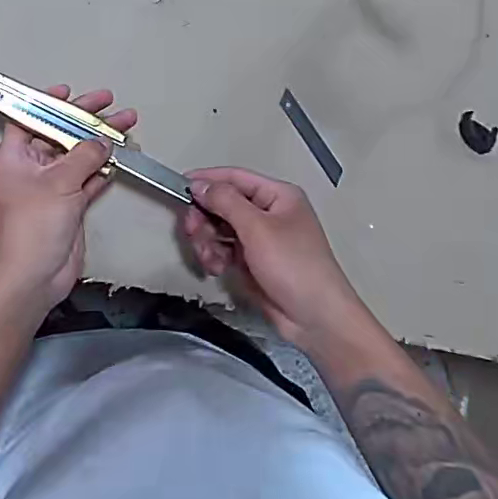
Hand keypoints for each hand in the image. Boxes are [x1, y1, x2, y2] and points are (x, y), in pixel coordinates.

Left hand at [0, 86, 135, 316]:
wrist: (33, 277)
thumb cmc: (30, 229)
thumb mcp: (58, 182)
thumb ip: (83, 156)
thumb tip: (101, 140)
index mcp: (15, 156)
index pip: (29, 118)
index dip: (47, 103)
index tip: (68, 92)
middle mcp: (32, 167)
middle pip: (60, 133)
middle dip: (84, 118)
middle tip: (107, 102)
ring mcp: (51, 186)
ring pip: (79, 155)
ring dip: (100, 142)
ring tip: (125, 125)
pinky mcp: (68, 204)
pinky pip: (88, 179)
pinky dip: (103, 169)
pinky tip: (119, 157)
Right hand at [181, 166, 369, 346]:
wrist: (316, 321)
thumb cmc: (294, 267)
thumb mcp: (257, 228)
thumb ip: (224, 201)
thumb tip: (199, 184)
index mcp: (278, 196)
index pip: (234, 177)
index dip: (207, 180)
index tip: (181, 188)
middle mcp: (269, 212)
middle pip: (222, 203)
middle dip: (204, 218)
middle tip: (193, 232)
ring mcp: (260, 237)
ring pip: (218, 227)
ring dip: (207, 241)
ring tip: (210, 258)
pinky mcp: (252, 260)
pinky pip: (223, 248)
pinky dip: (215, 256)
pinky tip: (218, 268)